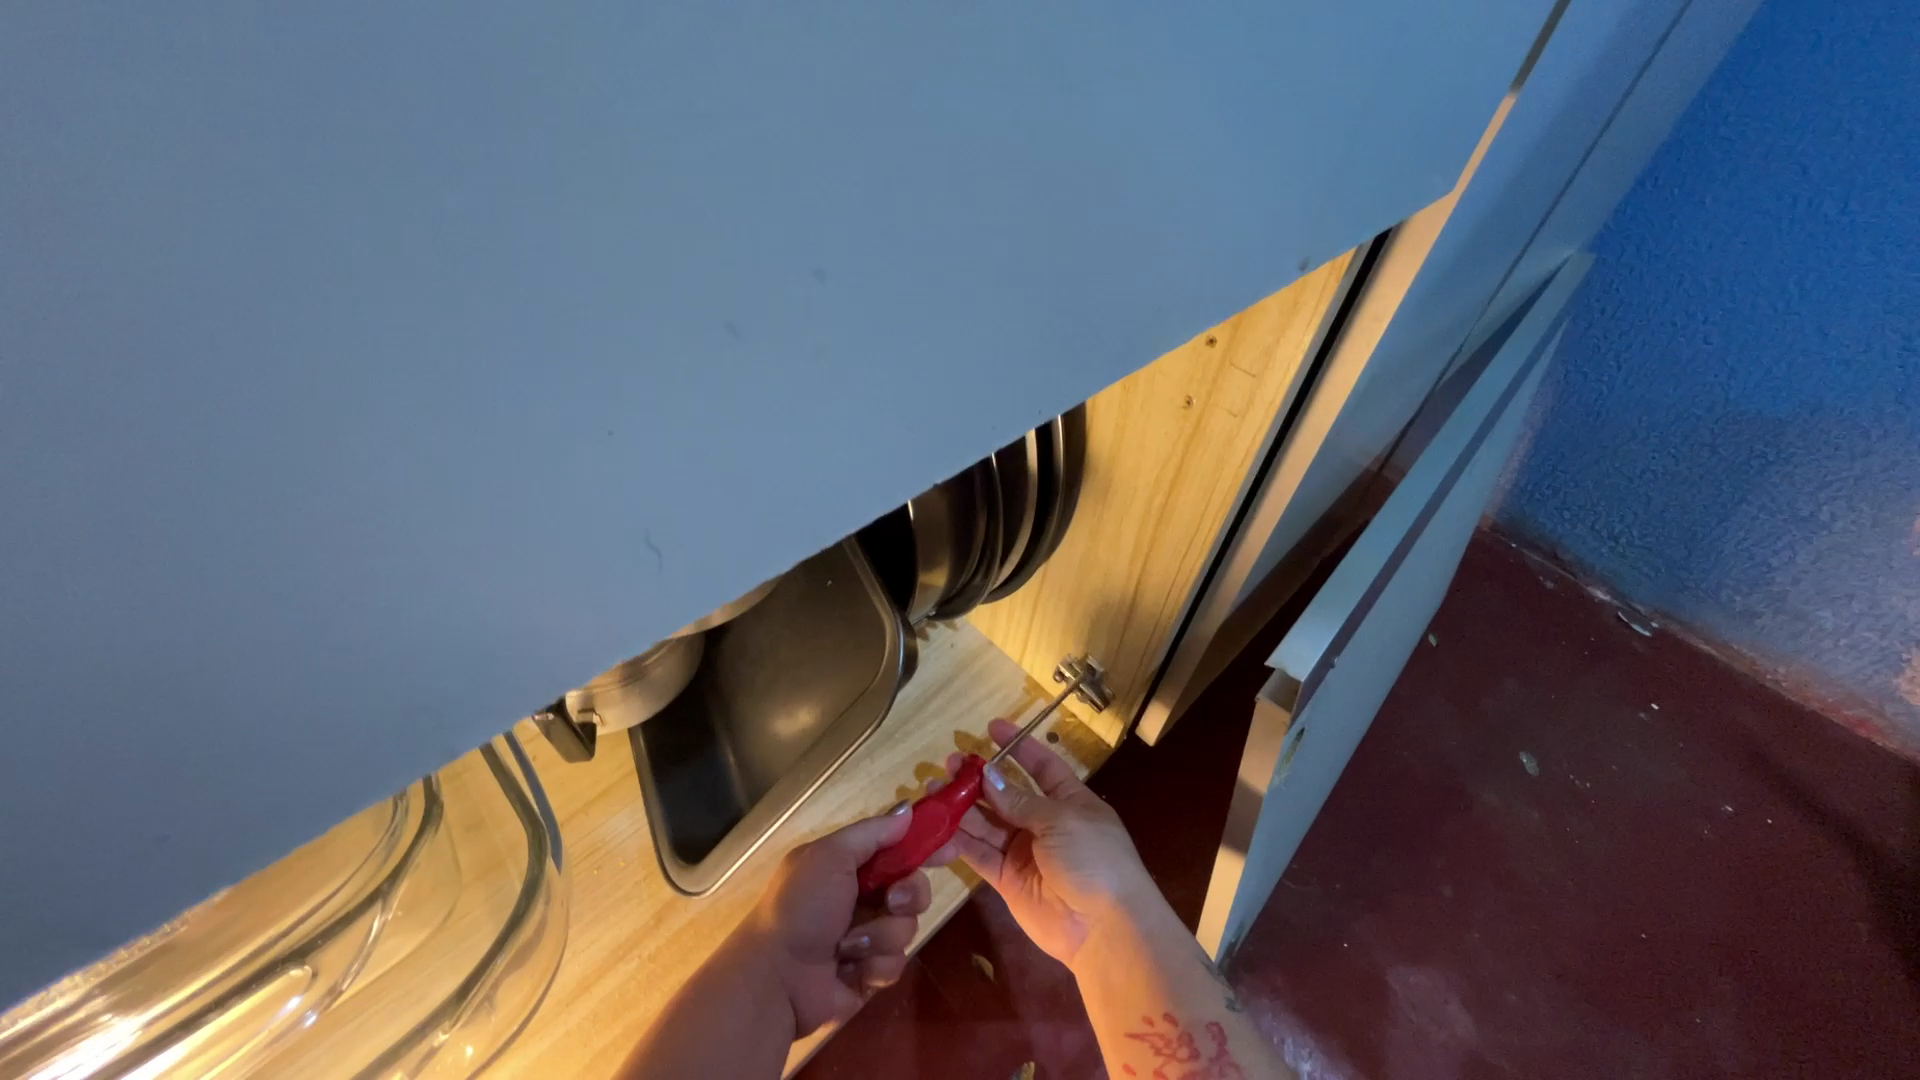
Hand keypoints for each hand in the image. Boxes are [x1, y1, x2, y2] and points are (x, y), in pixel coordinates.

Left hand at [735, 804, 938, 1036]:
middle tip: (890, 901)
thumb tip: (907, 810)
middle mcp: (861, 897)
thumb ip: (873, 833)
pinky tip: (852, 967)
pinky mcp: (870, 972)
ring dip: (882, 934)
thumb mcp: (831, 856)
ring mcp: (867, 936)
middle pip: (913, 887)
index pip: (897, 848)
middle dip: (908, 894)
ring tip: (850, 944)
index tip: (950, 846)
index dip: (925, 845)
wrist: (776, 979)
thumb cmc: (800, 906)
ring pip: (907, 926)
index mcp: (849, 865)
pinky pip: (897, 962)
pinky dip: (876, 964)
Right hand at [941, 718, 1160, 970]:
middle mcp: (1044, 823)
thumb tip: (988, 775)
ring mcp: (1024, 851)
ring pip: (987, 822)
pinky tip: (938, 826)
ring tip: (935, 788)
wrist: (1103, 927)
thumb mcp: (1061, 819)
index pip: (1041, 765)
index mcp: (1069, 801)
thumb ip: (1020, 800)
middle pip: (1006, 794)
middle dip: (978, 778)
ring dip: (962, 807)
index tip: (991, 727)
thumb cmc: (1093, 858)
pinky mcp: (1007, 879)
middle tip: (950, 764)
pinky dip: (959, 841)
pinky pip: (979, 854)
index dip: (1018, 746)